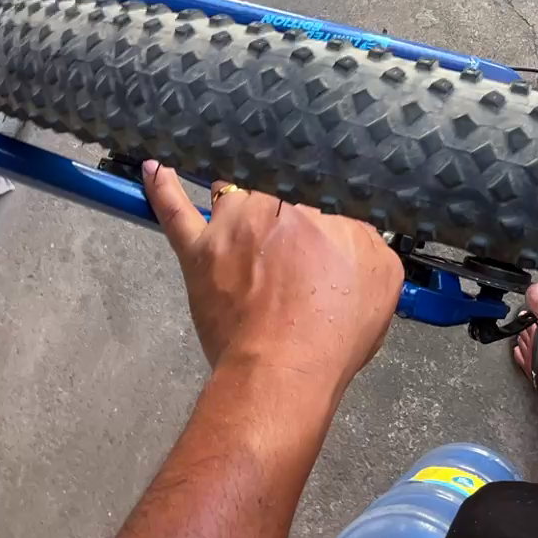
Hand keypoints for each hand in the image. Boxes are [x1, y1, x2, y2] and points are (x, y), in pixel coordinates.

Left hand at [142, 162, 403, 392]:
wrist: (285, 370)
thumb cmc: (336, 327)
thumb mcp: (383, 275)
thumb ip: (366, 236)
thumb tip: (348, 225)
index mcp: (319, 205)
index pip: (317, 190)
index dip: (321, 208)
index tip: (324, 227)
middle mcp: (274, 203)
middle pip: (276, 188)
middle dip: (285, 202)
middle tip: (294, 233)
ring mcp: (231, 224)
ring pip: (232, 193)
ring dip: (240, 196)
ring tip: (246, 208)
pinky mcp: (198, 251)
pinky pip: (174, 211)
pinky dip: (163, 188)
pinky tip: (155, 168)